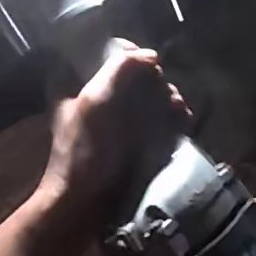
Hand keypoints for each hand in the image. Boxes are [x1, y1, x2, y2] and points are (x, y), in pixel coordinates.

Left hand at [40, 41, 188, 215]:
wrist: (83, 206)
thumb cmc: (83, 153)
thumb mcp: (95, 102)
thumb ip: (120, 69)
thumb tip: (152, 56)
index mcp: (74, 80)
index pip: (107, 49)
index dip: (130, 52)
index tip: (147, 65)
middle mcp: (94, 93)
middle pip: (133, 71)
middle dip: (154, 79)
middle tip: (162, 93)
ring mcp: (114, 117)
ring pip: (148, 94)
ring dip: (166, 98)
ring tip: (176, 109)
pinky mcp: (131, 138)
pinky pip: (156, 117)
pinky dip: (171, 116)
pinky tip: (181, 120)